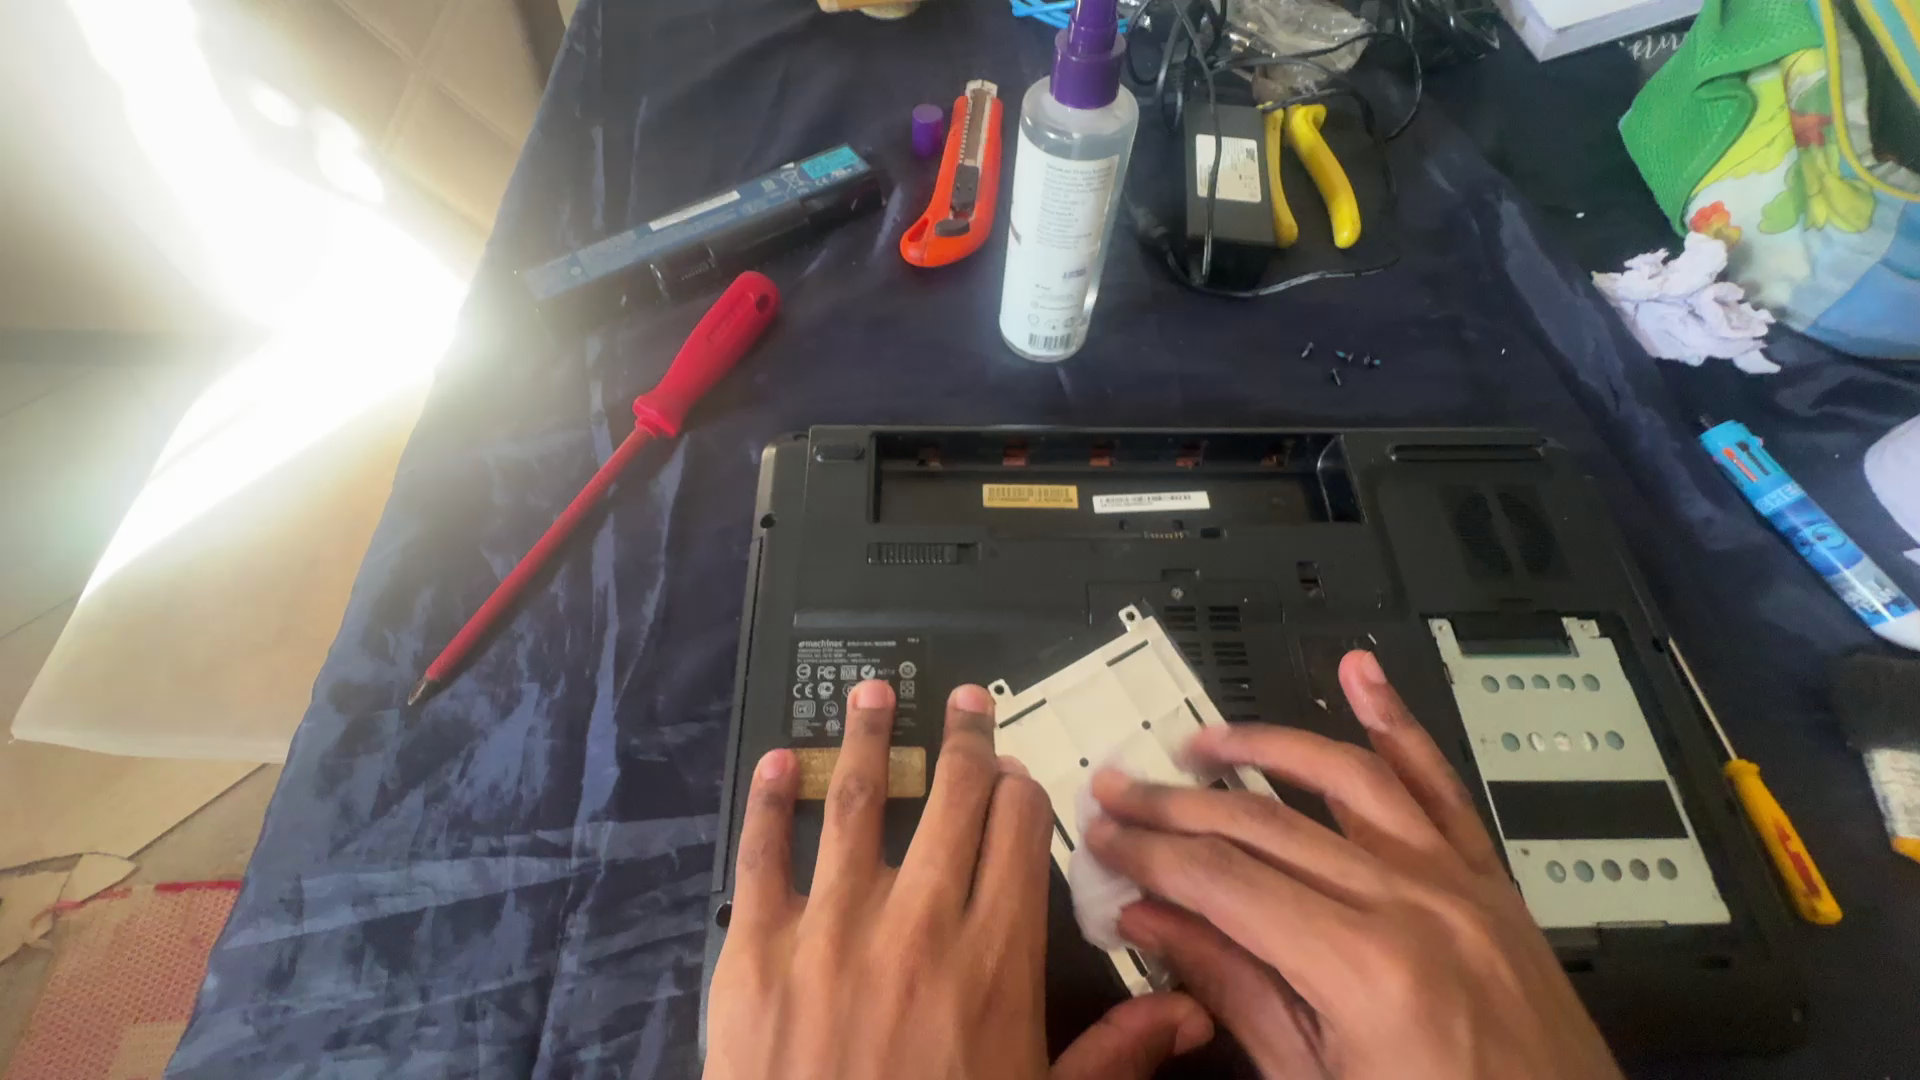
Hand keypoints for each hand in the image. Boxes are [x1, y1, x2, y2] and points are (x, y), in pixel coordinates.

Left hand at [704, 679, 1214, 1079]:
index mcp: (991, 957)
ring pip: (856, 801)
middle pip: (951, 797)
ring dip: (867, 739)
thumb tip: (1188, 1011)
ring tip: (875, 694)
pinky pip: (762, 854)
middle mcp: (916, 924)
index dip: (1020, 790)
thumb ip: (1114, 1052)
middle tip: (963, 700)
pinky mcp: (756, 950)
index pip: (1018, 830)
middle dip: (963, 740)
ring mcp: (831, 929)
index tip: (1013, 774)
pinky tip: (780, 760)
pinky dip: (769, 800)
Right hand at [1085, 651, 1624, 1079]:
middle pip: (1263, 820)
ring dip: (1260, 745)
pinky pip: (1439, 786)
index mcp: (1365, 972)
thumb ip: (1228, 988)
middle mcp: (1413, 905)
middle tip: (1115, 789)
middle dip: (1173, 804)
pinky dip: (1397, 722)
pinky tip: (1360, 671)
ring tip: (1198, 742)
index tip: (1100, 835)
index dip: (1148, 853)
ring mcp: (1459, 882)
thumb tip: (1144, 915)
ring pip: (1343, 777)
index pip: (1222, 878)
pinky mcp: (1490, 880)